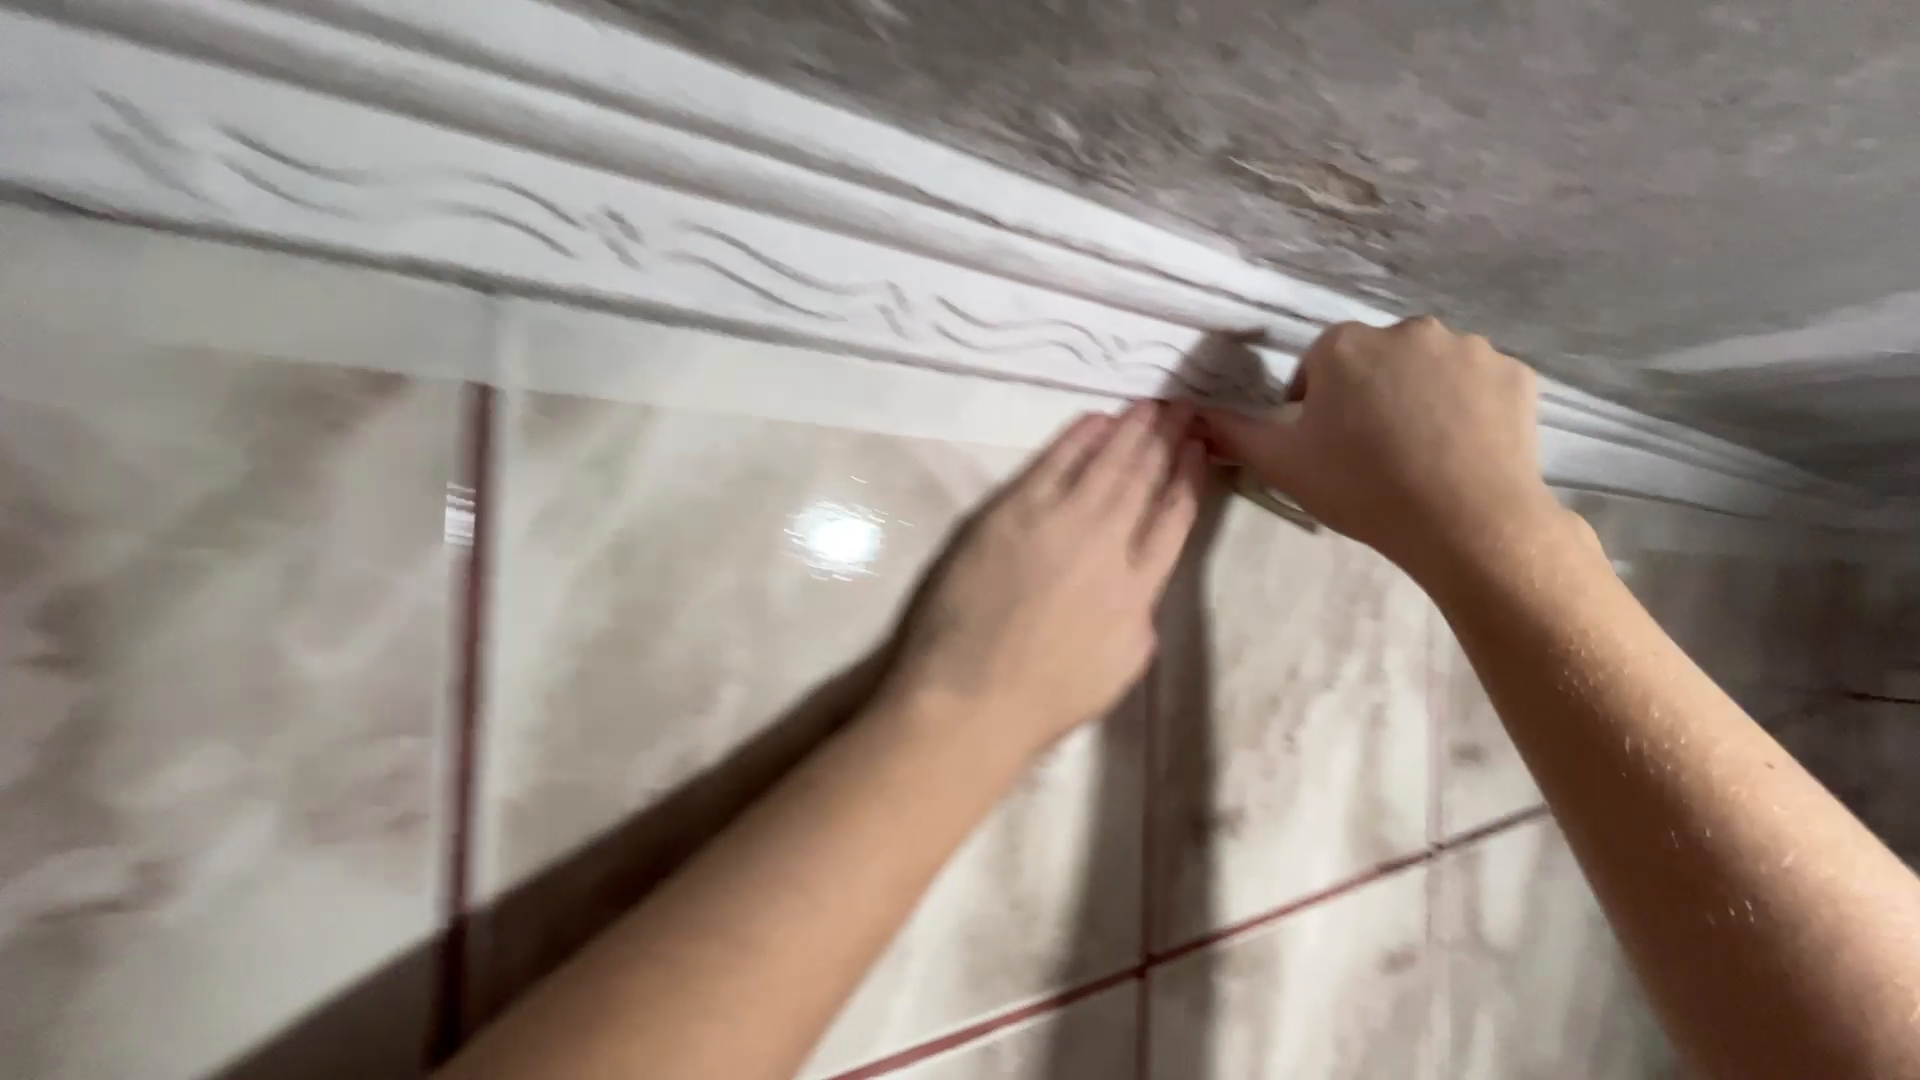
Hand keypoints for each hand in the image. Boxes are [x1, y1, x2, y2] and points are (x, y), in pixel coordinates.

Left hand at [880, 401, 1205, 752]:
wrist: (971, 699)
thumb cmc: (1044, 699)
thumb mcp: (1121, 668)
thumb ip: (1138, 617)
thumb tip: (1137, 588)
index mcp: (1139, 590)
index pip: (1174, 518)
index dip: (1190, 477)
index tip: (1200, 449)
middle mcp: (1107, 544)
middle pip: (1144, 479)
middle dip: (1168, 439)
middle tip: (1184, 409)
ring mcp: (1058, 522)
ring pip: (1105, 464)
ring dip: (1132, 430)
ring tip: (1151, 406)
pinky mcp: (1010, 512)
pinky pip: (1052, 463)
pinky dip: (1078, 438)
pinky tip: (1096, 419)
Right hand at [1198, 316, 1565, 582]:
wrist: (1467, 522)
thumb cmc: (1362, 487)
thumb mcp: (1282, 464)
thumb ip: (1233, 433)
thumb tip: (1194, 415)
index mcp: (1345, 345)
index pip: (1317, 365)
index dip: (1314, 405)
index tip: (1323, 444)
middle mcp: (1407, 330)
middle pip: (1373, 361)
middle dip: (1366, 395)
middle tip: (1369, 451)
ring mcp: (1468, 348)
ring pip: (1426, 369)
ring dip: (1415, 397)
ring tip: (1417, 453)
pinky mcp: (1514, 373)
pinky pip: (1475, 384)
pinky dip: (1463, 407)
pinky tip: (1457, 450)